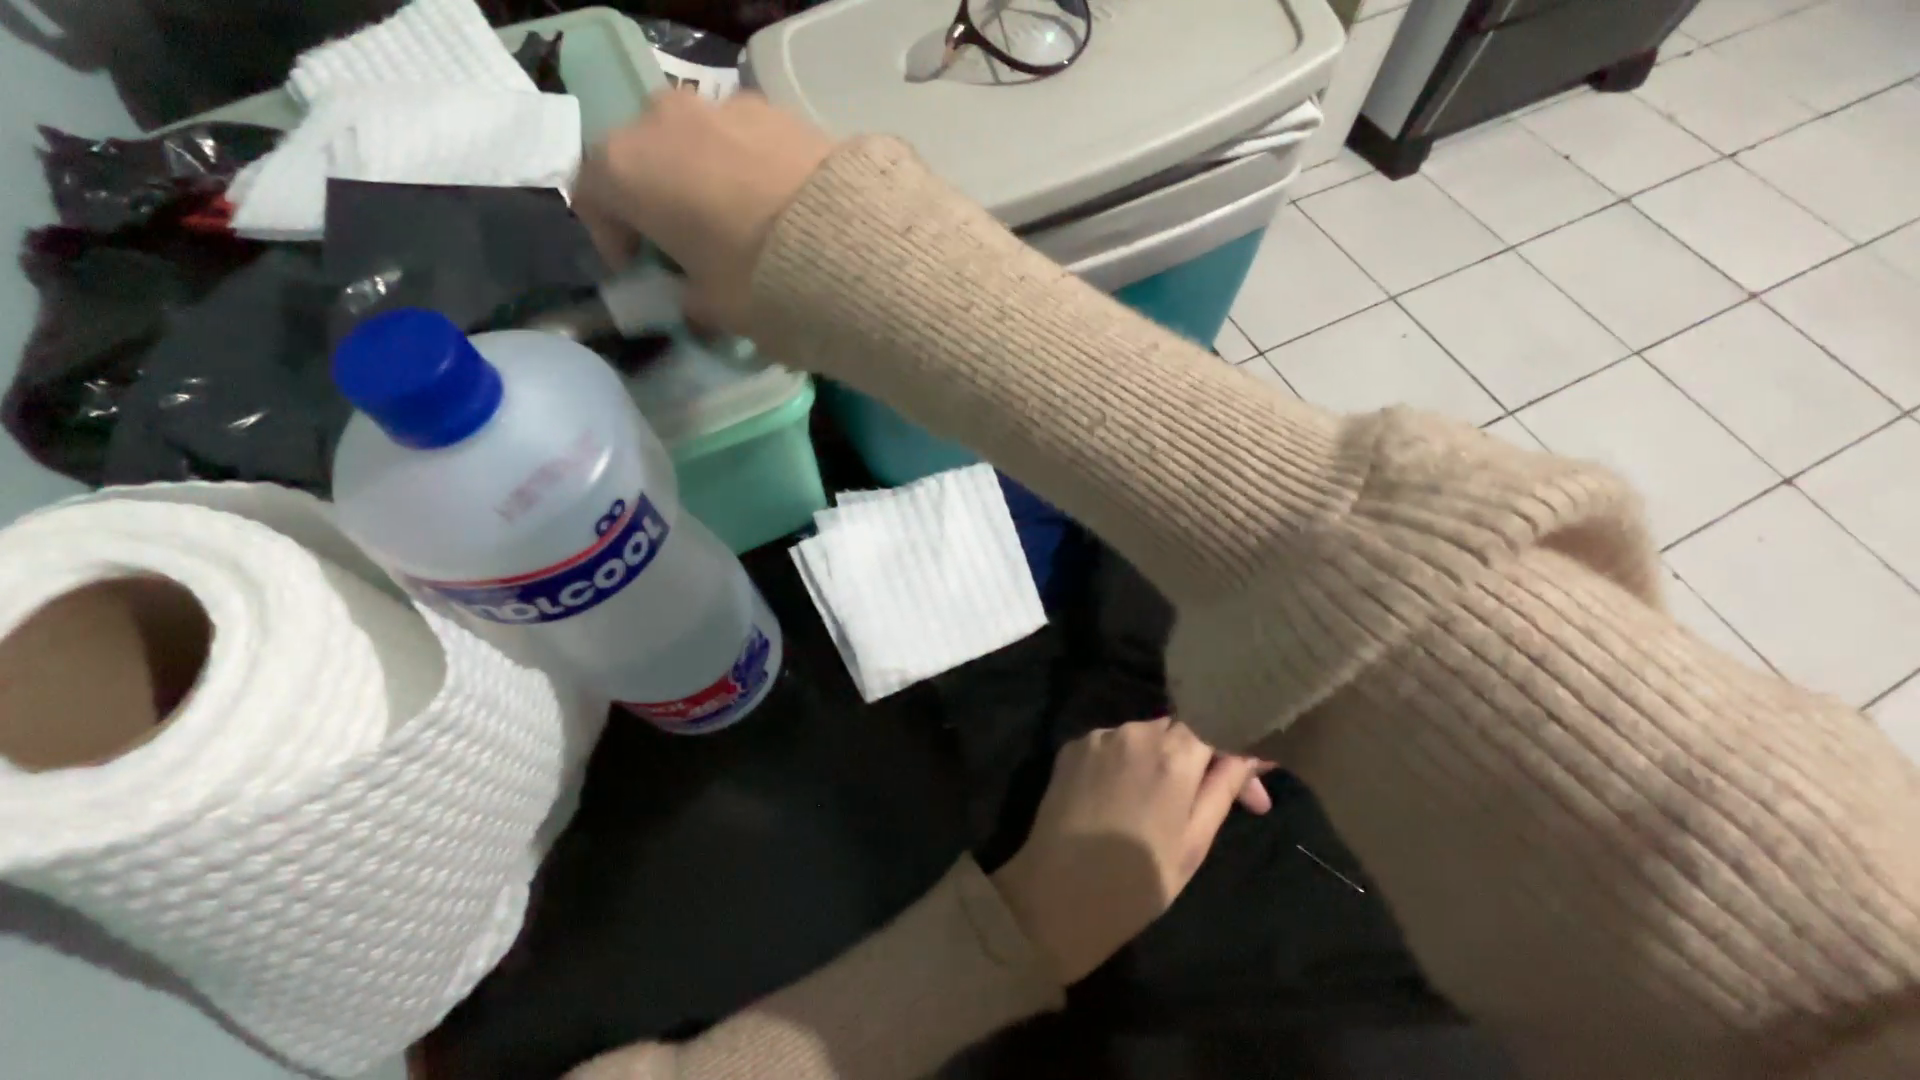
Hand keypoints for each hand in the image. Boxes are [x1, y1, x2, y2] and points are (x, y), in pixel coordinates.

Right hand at [574, 90, 835, 330]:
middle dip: (656, 198)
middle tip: (685, 244)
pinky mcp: (774, 107)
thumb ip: (687, 297)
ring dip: (701, 177)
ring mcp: (721, 105)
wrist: (845, 244)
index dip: (611, 236)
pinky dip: (743, 166)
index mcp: (625, 166)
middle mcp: (662, 120)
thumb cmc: (755, 279)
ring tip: (734, 223)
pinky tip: (772, 205)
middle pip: (642, 156)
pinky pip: (741, 138)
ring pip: (693, 141)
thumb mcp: (710, 306)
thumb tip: (693, 296)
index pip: (593, 194)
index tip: (639, 268)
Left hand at [990, 719, 1267, 985]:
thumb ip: (1224, 787)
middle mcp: (1135, 732)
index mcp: (1174, 753)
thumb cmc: (1140, 879)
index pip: (1218, 731)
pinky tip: (1121, 801)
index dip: (1237, 760)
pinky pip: (1109, 747)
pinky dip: (1123, 766)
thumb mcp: (1195, 840)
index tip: (1252, 800)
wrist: (1060, 895)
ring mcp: (1097, 738)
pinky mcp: (1069, 750)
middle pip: (1178, 732)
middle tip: (1206, 805)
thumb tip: (1251, 757)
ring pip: (1142, 738)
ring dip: (1158, 762)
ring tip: (1159, 807)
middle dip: (1198, 762)